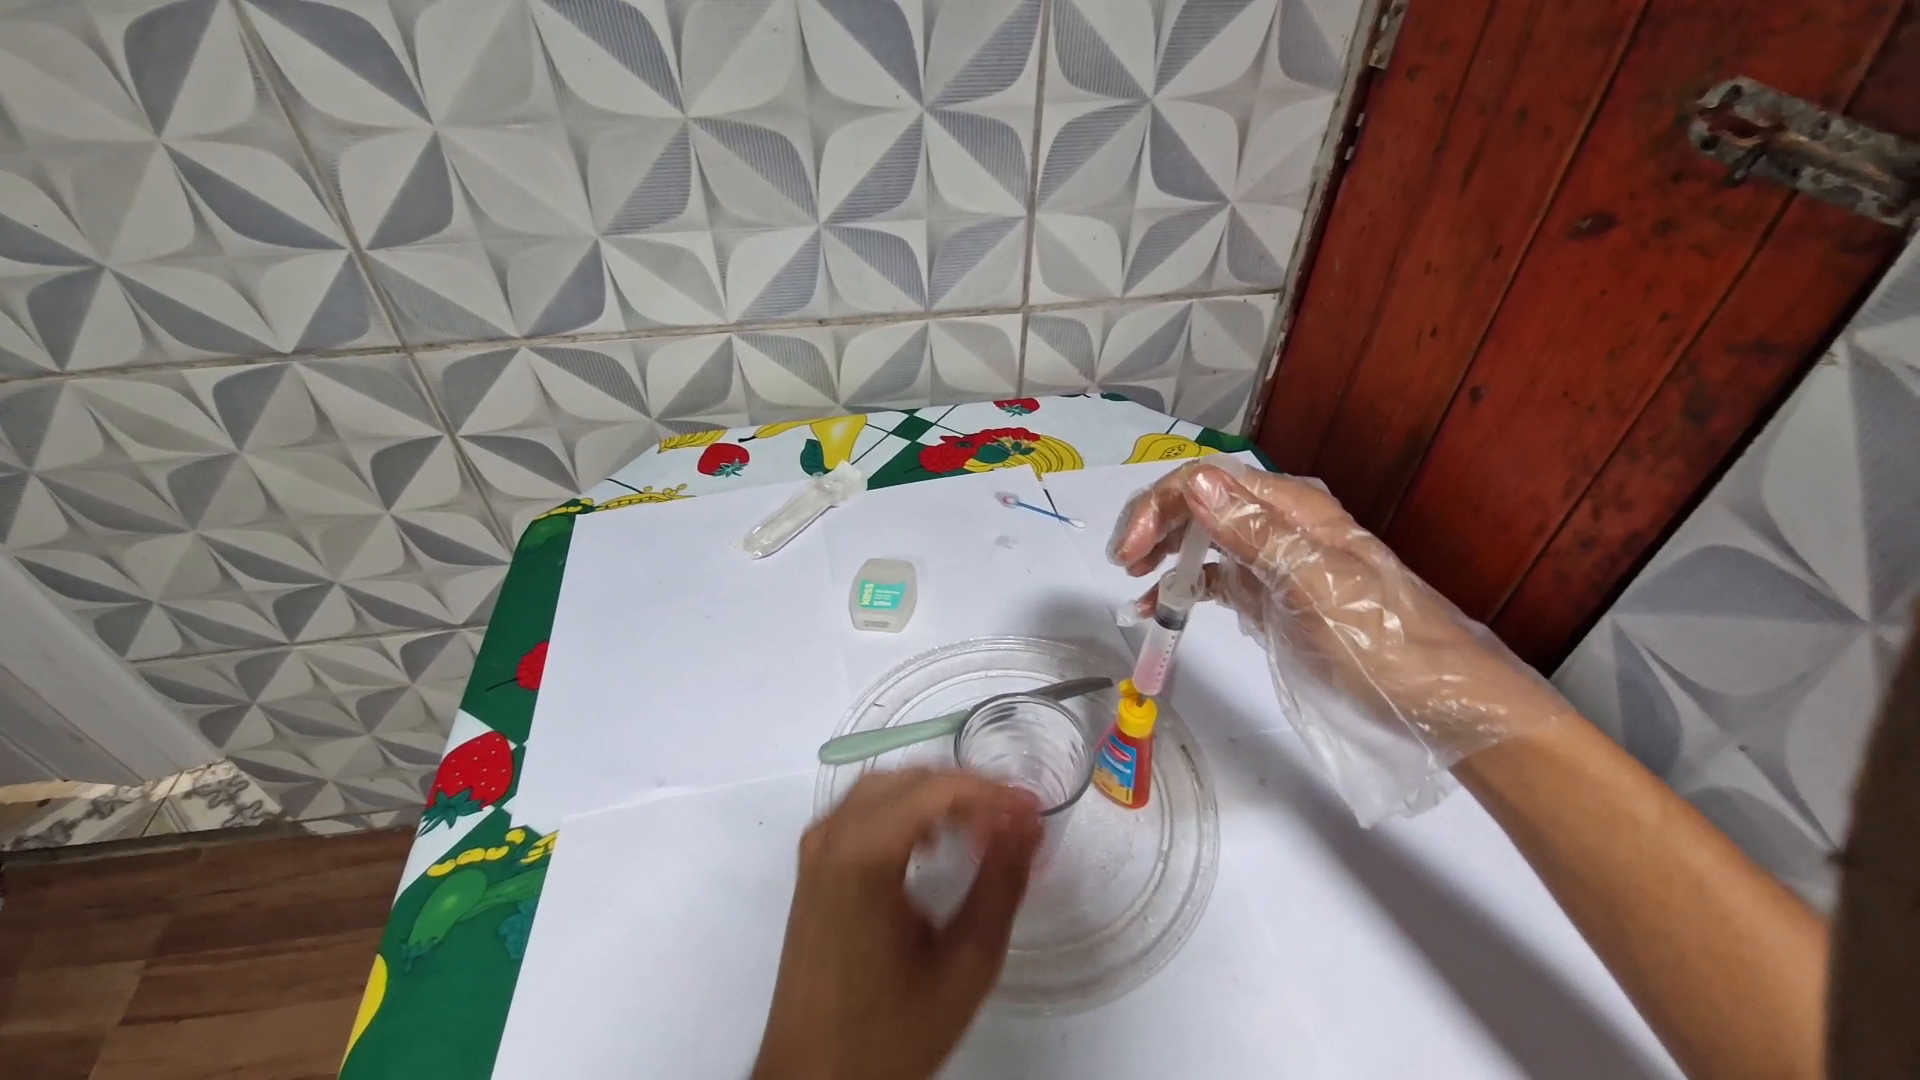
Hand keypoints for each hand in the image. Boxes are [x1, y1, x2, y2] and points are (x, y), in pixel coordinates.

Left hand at [753, 769, 1042, 1079]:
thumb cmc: (890, 1031)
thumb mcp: (965, 964)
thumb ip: (1001, 884)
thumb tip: (1027, 825)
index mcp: (864, 853)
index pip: (937, 789)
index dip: (993, 792)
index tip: (1034, 812)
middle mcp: (833, 836)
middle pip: (909, 780)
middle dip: (968, 791)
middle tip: (1014, 823)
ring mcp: (817, 850)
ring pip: (883, 788)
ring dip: (935, 797)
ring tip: (981, 832)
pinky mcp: (813, 869)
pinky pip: (861, 812)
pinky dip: (903, 812)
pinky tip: (933, 846)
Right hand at [1110, 462, 1570, 818]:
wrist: (1438, 700)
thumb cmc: (1382, 640)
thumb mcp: (1317, 584)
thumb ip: (1256, 534)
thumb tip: (1196, 482)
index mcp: (1293, 509)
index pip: (1210, 481)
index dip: (1161, 505)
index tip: (1132, 552)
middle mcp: (1279, 526)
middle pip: (1202, 504)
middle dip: (1157, 523)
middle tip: (1126, 562)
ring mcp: (1273, 563)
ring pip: (1204, 539)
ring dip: (1165, 552)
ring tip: (1136, 581)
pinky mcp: (1270, 598)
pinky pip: (1215, 580)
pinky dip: (1184, 588)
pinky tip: (1160, 608)